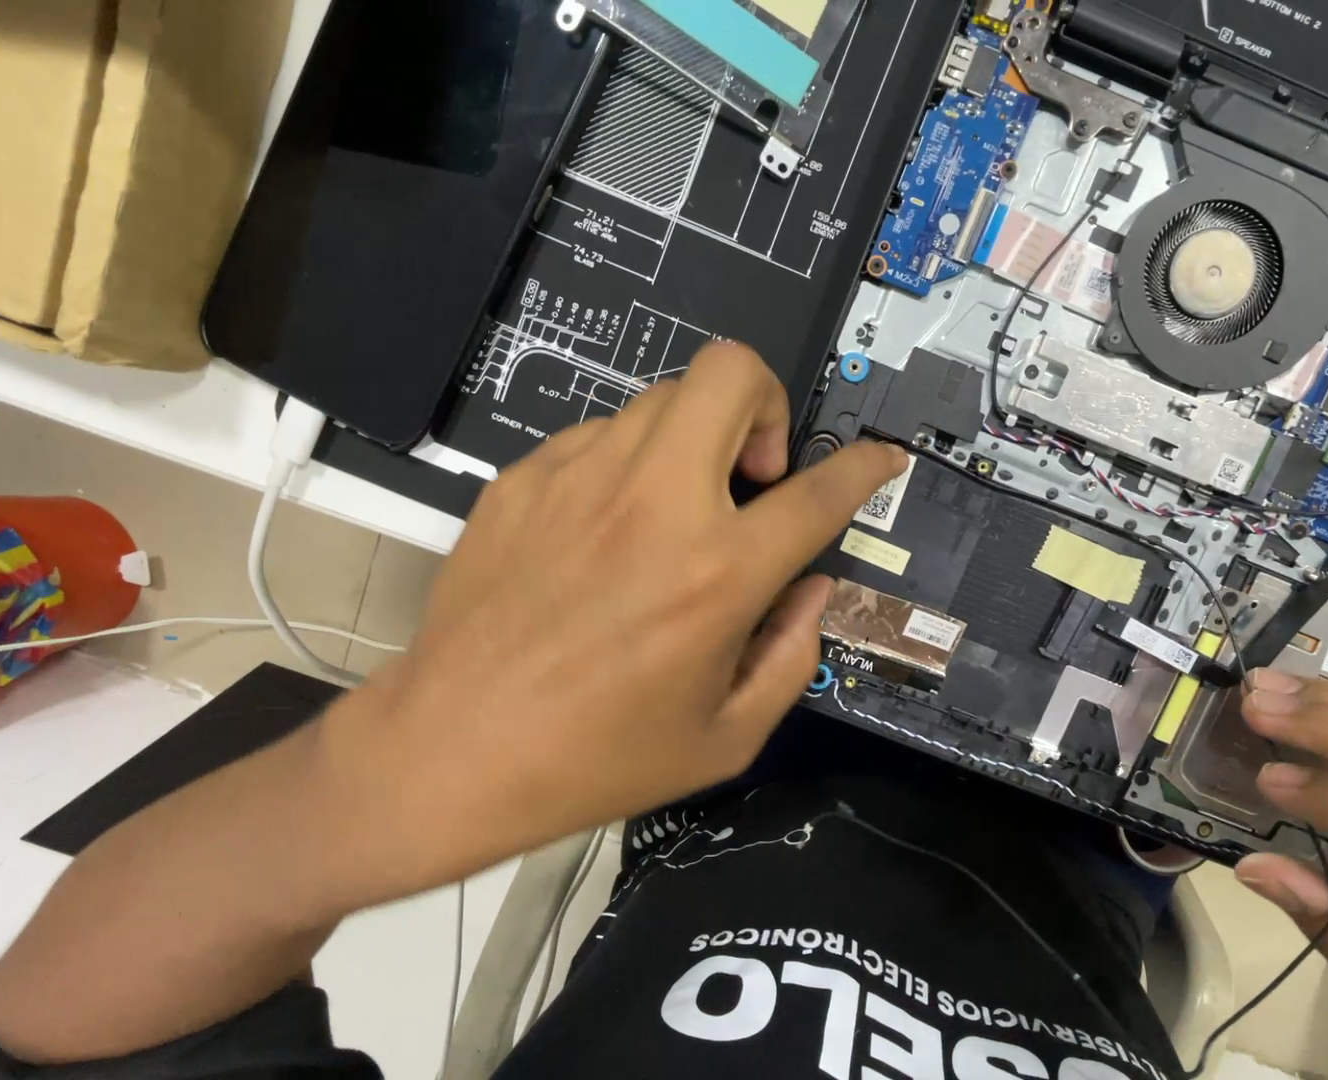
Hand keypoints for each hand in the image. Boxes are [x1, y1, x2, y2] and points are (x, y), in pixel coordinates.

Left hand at [316, 341, 905, 904]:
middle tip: (752, 474)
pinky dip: (626, 467)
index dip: (863, 467)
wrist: (449, 751)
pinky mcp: (522, 479)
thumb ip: (792, 654)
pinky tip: (604, 529)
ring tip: (676, 507)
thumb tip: (810, 586)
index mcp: (716, 574)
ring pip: (663, 399)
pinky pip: (597, 437)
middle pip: (730, 374)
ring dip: (693, 439)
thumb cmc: (596, 759)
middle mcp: (654, 504)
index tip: (878, 457)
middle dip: (764, 404)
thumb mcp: (726, 737)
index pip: (818, 493)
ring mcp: (579, 479)